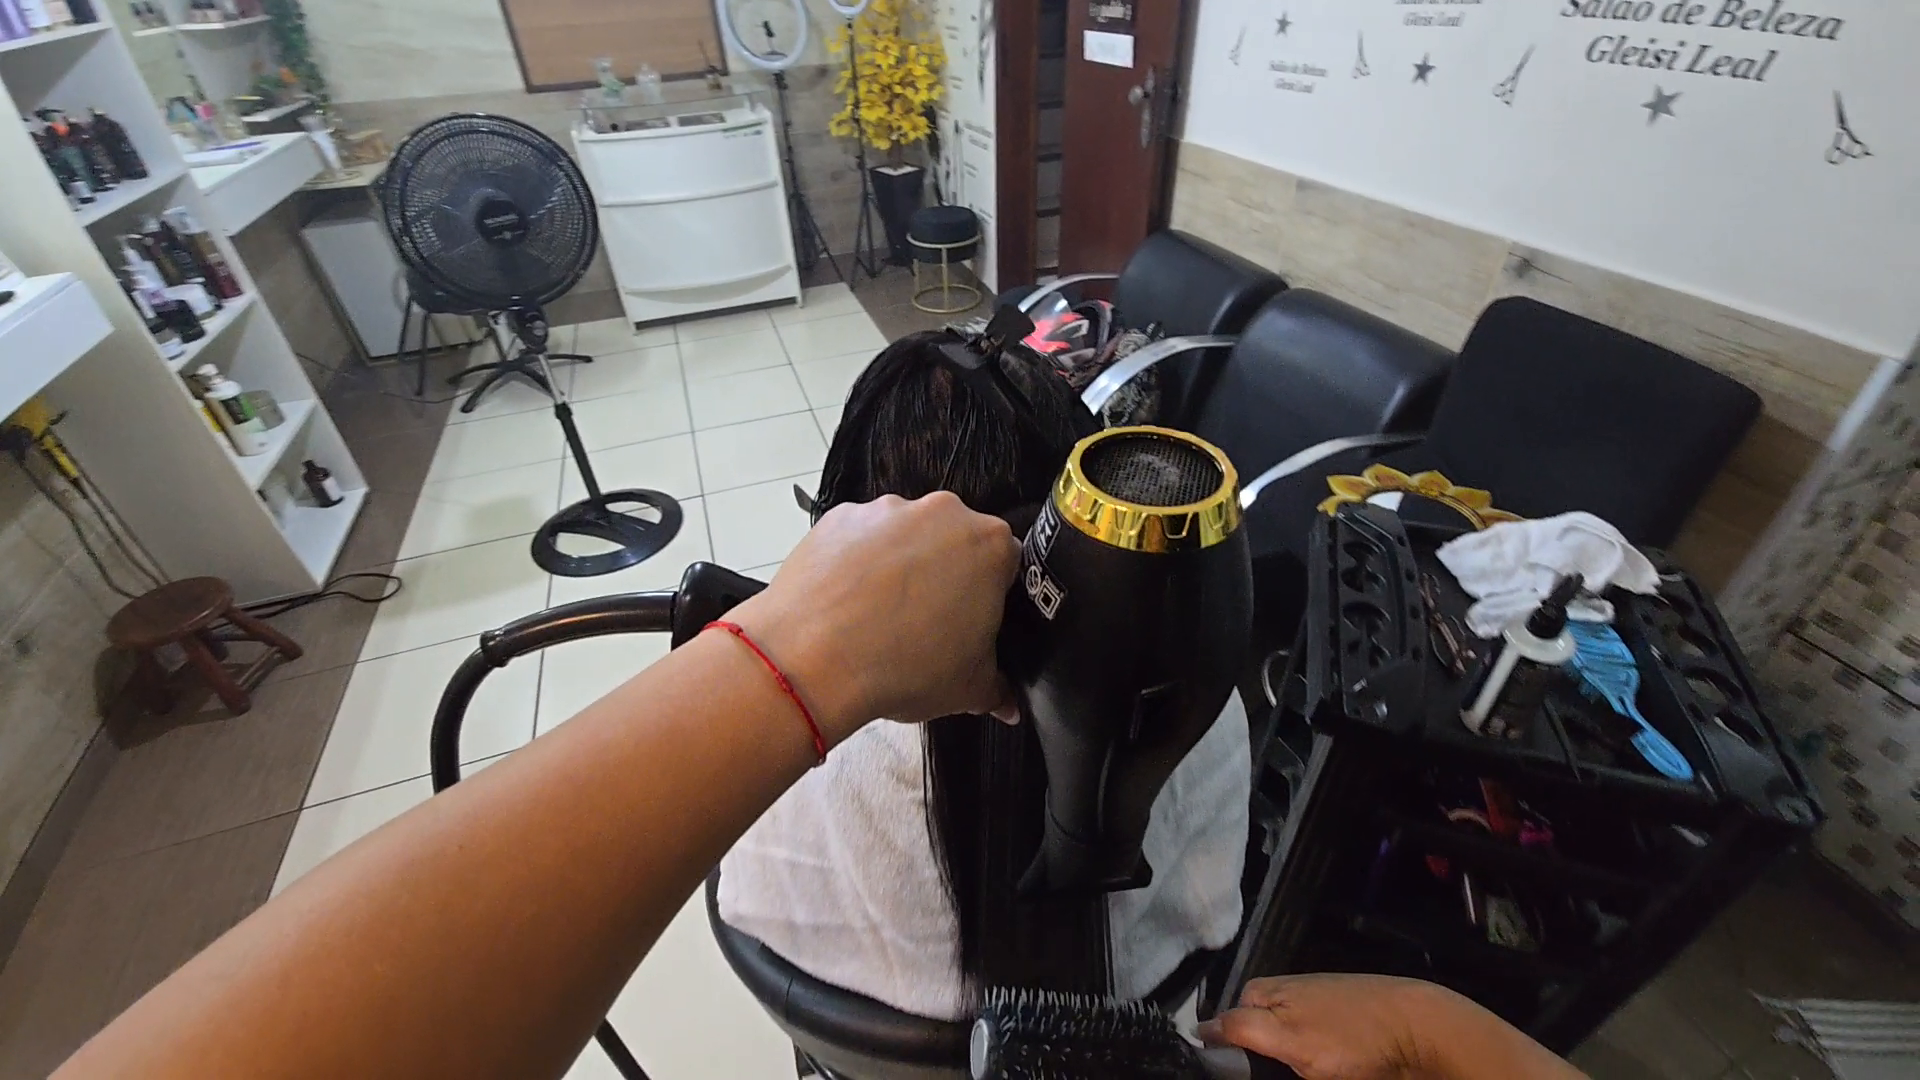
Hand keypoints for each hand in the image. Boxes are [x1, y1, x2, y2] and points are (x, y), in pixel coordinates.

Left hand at [729, 492, 1020, 740]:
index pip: (1006, 561)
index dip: (992, 592)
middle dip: (946, 572)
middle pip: (955, 539)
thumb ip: (997, 689)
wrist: (812, 659)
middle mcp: (942, 513)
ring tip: (879, 614)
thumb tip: (1008, 704)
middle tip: (927, 619)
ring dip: (900, 563)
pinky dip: (857, 560)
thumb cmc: (904, 668)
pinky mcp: (840, 516)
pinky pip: (860, 536)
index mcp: (989, 545)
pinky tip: (847, 600)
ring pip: (905, 534)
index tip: (974, 617)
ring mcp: (887, 510)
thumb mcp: (968, 689)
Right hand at [1197, 974, 1445, 1079]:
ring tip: (1318, 1076)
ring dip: (1295, 1072)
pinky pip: (1313, 1057)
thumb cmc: (1349, 1035)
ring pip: (1287, 1056)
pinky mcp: (1336, 1031)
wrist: (1419, 1031)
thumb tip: (1196, 1029)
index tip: (1247, 1077)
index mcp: (1261, 993)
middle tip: (1295, 1077)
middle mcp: (1280, 998)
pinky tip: (1333, 1075)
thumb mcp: (1288, 1036)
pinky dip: (1316, 1071)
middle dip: (1266, 1069)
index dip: (1232, 1061)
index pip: (1226, 1032)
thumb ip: (1240, 1030)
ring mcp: (1310, 1013)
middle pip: (1258, 1047)